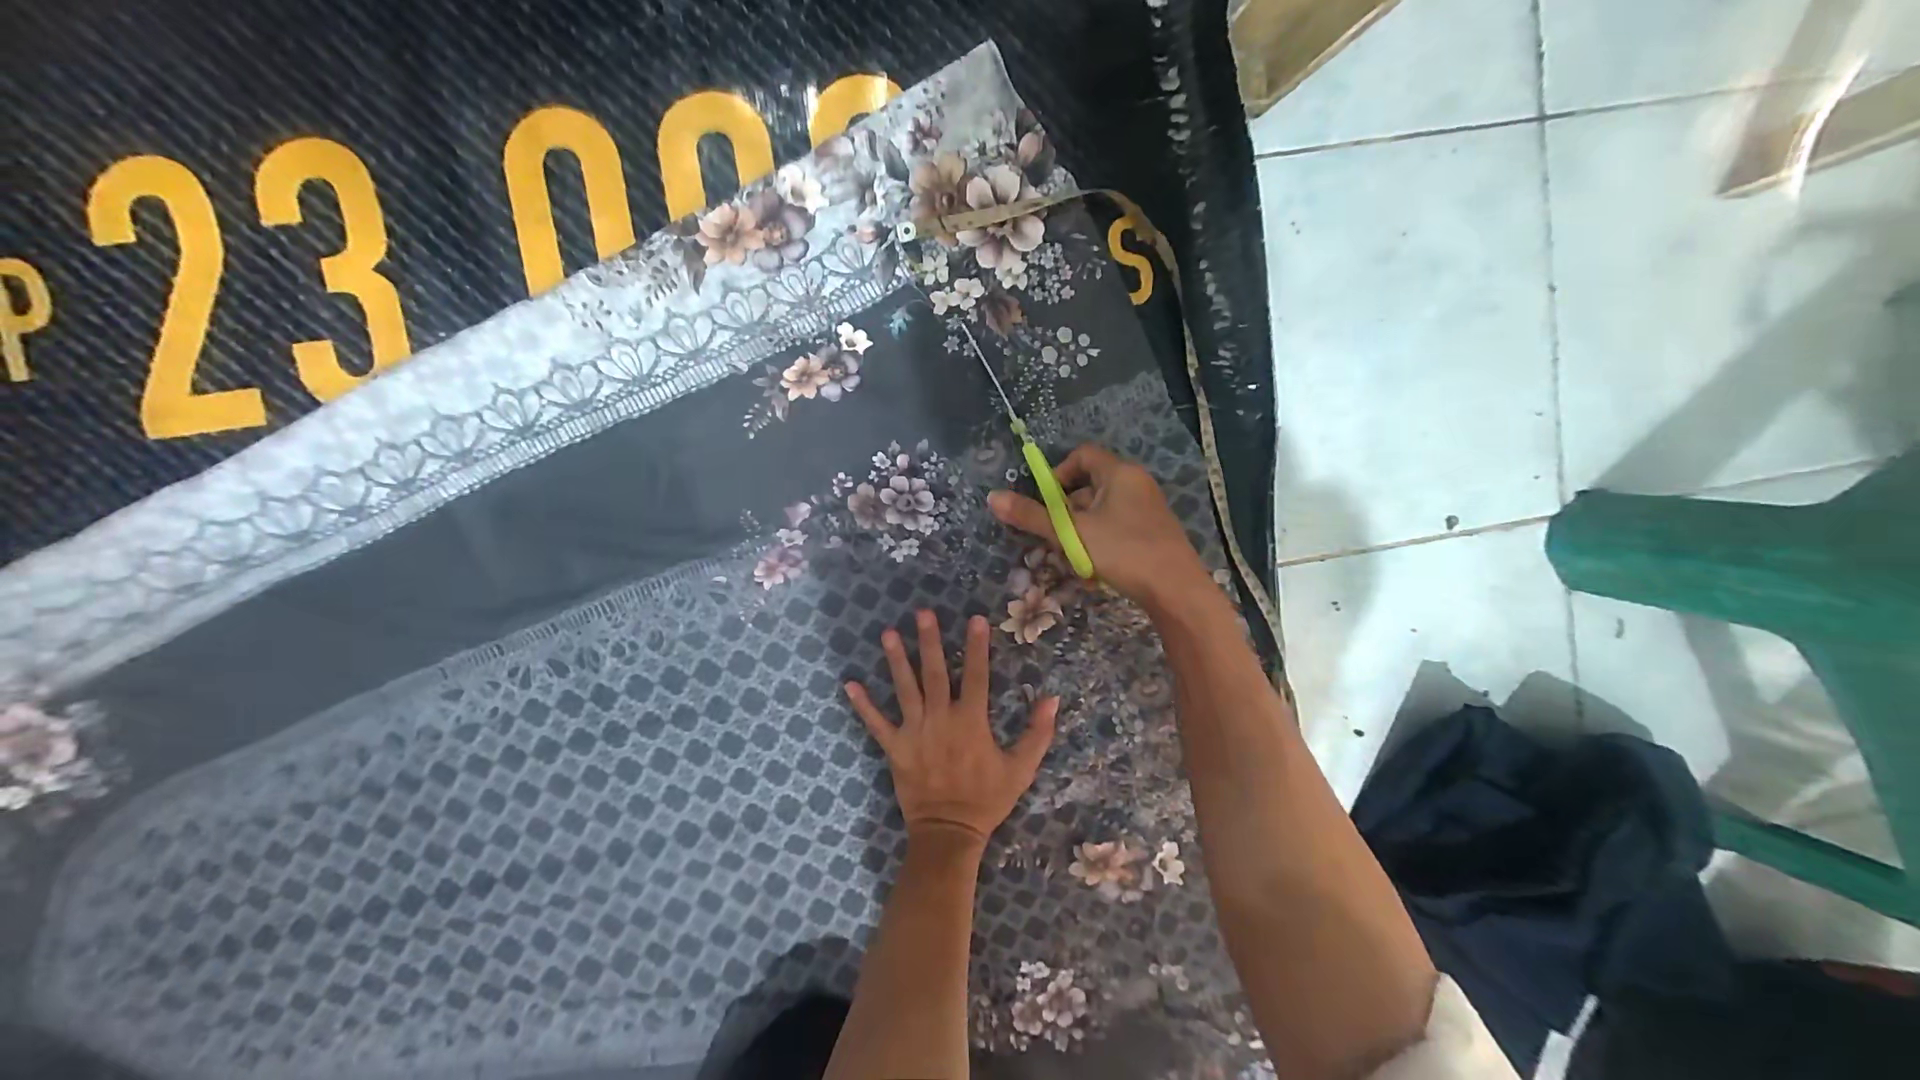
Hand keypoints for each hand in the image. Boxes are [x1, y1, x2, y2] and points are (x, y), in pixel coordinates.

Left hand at [844, 610, 1058, 844]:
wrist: (950, 832)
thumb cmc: (987, 799)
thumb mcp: (1021, 768)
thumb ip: (1037, 733)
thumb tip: (1052, 699)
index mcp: (971, 721)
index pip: (977, 675)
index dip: (978, 646)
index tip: (976, 619)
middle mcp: (940, 719)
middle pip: (935, 672)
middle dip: (930, 641)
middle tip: (922, 613)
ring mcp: (914, 732)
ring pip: (905, 689)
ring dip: (896, 660)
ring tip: (887, 633)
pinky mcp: (894, 748)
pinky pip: (876, 723)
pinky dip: (863, 705)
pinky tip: (850, 684)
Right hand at [988, 444, 1212, 611]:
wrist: (1176, 590)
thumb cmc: (1122, 551)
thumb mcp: (1071, 533)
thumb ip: (1032, 516)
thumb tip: (992, 498)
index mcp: (1119, 473)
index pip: (1082, 455)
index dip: (1058, 474)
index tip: (1047, 503)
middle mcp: (1137, 483)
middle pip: (1090, 484)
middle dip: (1067, 510)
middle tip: (1055, 536)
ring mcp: (1148, 508)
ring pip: (1103, 510)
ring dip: (1082, 530)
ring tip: (1073, 557)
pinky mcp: (1154, 532)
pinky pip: (1118, 526)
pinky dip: (1101, 541)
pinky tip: (1096, 567)